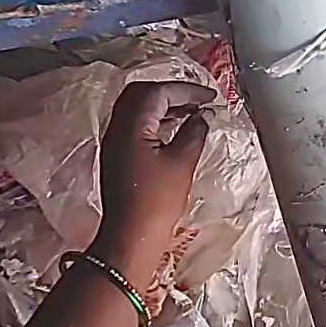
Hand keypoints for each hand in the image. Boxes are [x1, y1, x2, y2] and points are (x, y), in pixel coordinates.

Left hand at [91, 80, 213, 283]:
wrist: (131, 236)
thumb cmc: (157, 201)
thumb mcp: (182, 162)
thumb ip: (195, 131)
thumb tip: (204, 114)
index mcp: (131, 124)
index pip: (158, 92)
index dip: (186, 90)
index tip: (211, 96)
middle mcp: (117, 127)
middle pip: (142, 94)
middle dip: (172, 92)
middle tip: (199, 100)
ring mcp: (114, 141)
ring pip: (137, 109)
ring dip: (164, 106)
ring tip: (193, 113)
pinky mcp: (117, 155)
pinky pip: (135, 125)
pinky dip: (156, 121)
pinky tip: (176, 130)